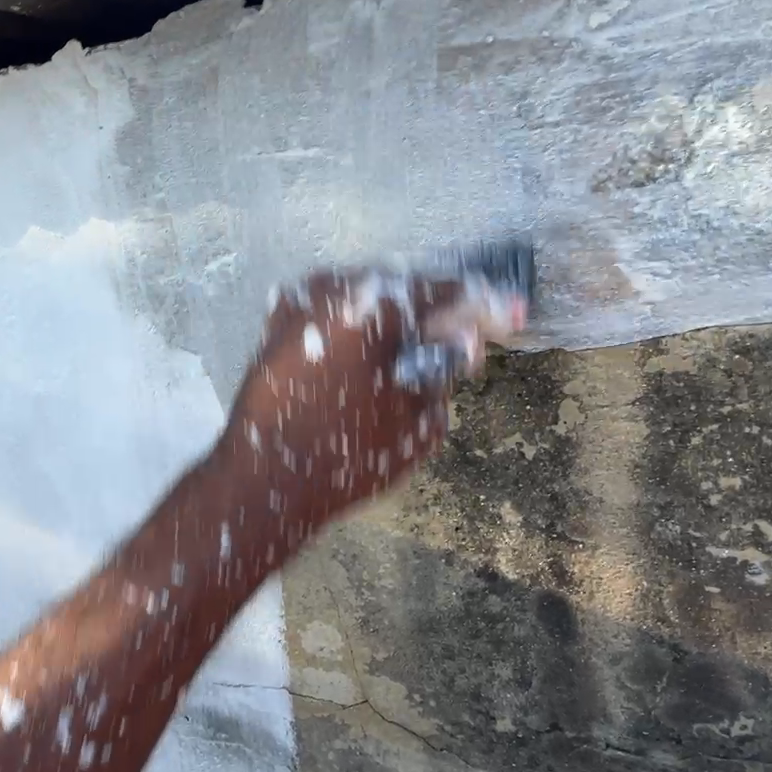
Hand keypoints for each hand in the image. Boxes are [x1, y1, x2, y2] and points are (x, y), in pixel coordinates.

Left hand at [222, 259, 529, 530]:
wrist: (260, 483)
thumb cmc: (346, 457)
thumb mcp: (419, 421)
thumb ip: (445, 371)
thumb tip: (457, 342)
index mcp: (370, 303)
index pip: (442, 294)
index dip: (483, 307)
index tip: (511, 314)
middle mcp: (328, 287)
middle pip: (401, 290)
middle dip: (438, 314)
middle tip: (465, 341)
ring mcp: (295, 303)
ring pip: (365, 300)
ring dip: (397, 322)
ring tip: (423, 352)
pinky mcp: (275, 326)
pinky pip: (334, 316)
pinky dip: (361, 330)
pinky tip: (378, 356)